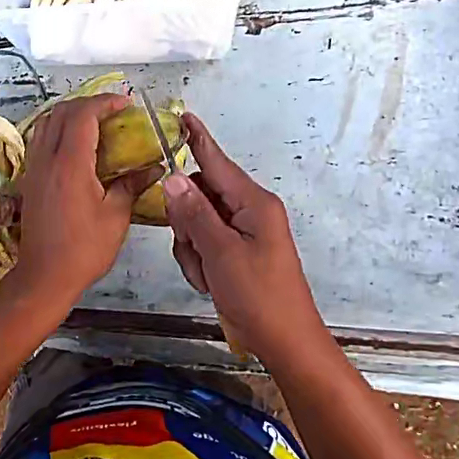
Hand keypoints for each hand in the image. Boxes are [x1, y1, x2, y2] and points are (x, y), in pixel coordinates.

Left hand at [10, 94, 160, 303]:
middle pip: (62, 111)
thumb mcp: (116, 216)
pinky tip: (78, 145)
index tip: (126, 102)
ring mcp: (34, 168)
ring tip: (97, 122)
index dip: (105, 102)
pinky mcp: (30, 180)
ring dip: (71, 115)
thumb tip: (154, 168)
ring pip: (47, 123)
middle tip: (115, 110)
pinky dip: (60, 131)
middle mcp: (47, 159)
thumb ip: (132, 184)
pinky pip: (41, 140)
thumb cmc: (83, 249)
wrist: (45, 276)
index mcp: (70, 164)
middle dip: (89, 103)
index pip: (84, 115)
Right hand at [165, 113, 325, 354]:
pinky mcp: (236, 253)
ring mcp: (243, 234)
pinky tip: (210, 281)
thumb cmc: (259, 296)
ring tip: (207, 273)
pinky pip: (204, 244)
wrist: (284, 341)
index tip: (182, 117)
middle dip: (186, 222)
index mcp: (254, 204)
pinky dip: (200, 261)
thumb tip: (173, 178)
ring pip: (197, 223)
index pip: (218, 163)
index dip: (198, 140)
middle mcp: (249, 212)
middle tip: (192, 247)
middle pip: (200, 196)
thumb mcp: (221, 253)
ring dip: (193, 248)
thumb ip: (195, 214)